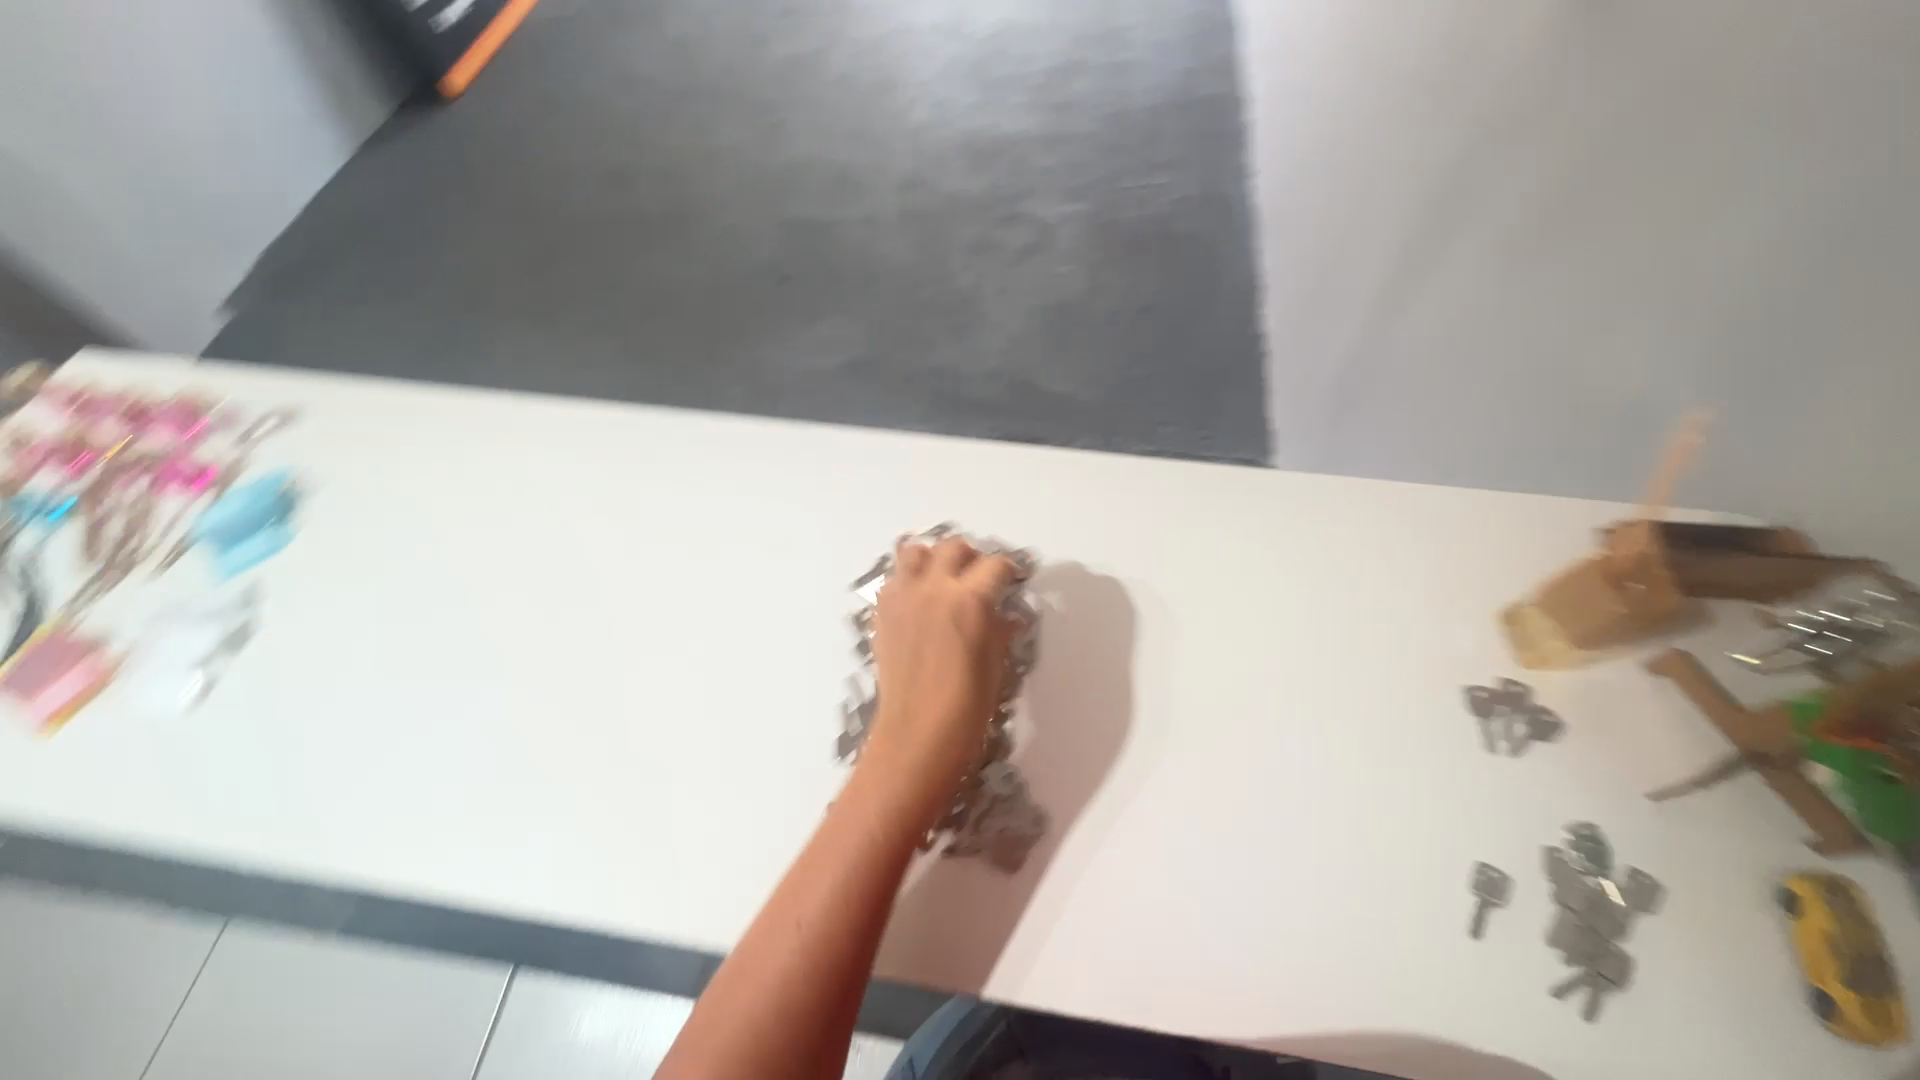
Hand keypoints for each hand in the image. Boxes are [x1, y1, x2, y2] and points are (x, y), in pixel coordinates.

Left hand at [856, 536, 1017, 828]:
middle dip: (971, 558)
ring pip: (915, 551)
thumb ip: (1000, 628)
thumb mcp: (995, 662)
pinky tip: (919, 601)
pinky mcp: (883, 612)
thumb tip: (1006, 615)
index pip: (995, 565)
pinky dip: (908, 580)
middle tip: (978, 578)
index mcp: (970, 599)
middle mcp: (934, 588)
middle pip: (954, 547)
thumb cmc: (968, 704)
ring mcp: (903, 597)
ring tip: (943, 579)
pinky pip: (895, 579)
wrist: (918, 732)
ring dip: (933, 559)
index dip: (1007, 571)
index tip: (1010, 581)